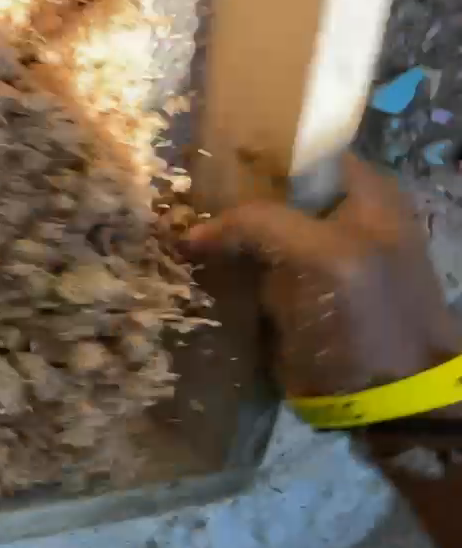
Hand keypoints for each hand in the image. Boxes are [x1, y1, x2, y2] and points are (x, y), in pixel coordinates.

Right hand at [188, 155, 461, 402]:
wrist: (381, 394)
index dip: (250, 153)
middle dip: (219, 194)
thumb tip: (190, 232)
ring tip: (167, 231)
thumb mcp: (322, 256)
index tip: (198, 162)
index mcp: (366, 196)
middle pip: (267, 188)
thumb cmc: (366, 317)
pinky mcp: (285, 287)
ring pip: (247, 225)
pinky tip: (182, 262)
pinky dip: (210, 261)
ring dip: (209, 230)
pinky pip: (239, 260)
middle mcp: (339, 218)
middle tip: (172, 200)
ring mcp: (310, 255)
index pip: (302, 153)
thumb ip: (258, 222)